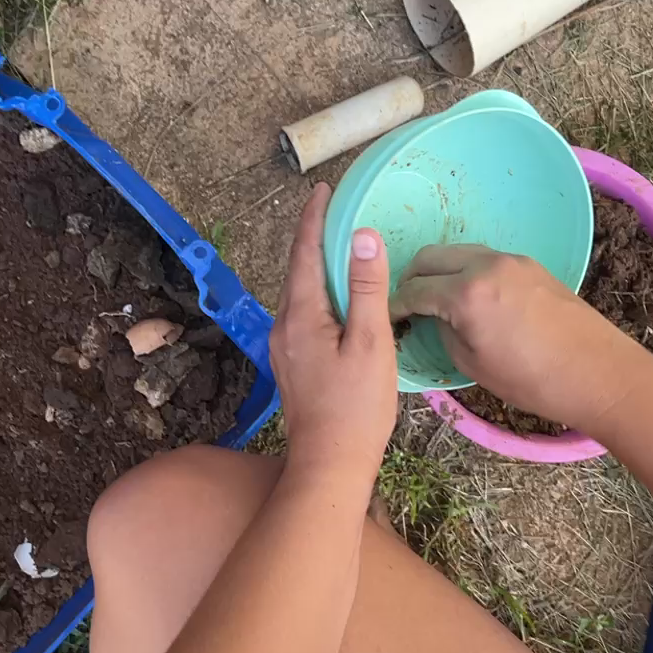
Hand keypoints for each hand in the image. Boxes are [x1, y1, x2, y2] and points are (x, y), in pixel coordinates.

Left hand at [268, 183, 396, 481]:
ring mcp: (283, 347)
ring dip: (316, 268)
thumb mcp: (370, 343)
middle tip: (334, 211)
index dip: (313, 218)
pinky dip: (319, 295)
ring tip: (339, 249)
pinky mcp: (291, 364)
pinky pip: (303, 315)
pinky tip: (337, 300)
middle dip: (313, 238)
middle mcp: (282, 326)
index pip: (304, 252)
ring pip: (299, 294)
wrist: (328, 464)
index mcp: (300, 315)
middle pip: (298, 271)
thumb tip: (362, 237)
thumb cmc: (356, 407)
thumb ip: (367, 288)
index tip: (322, 189)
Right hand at [389, 245, 652, 429]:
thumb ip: (444, 331)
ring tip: (434, 298)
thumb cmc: (532, 380)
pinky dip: (463, 270)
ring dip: (437, 270)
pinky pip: (483, 258)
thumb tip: (435, 317)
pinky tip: (466, 295)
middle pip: (429, 257)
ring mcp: (511, 260)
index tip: (387, 317)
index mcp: (466, 293)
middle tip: (405, 304)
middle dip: (410, 278)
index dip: (394, 305)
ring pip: (456, 252)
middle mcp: (485, 265)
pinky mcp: (529, 265)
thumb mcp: (472, 364)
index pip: (413, 289)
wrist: (600, 374)